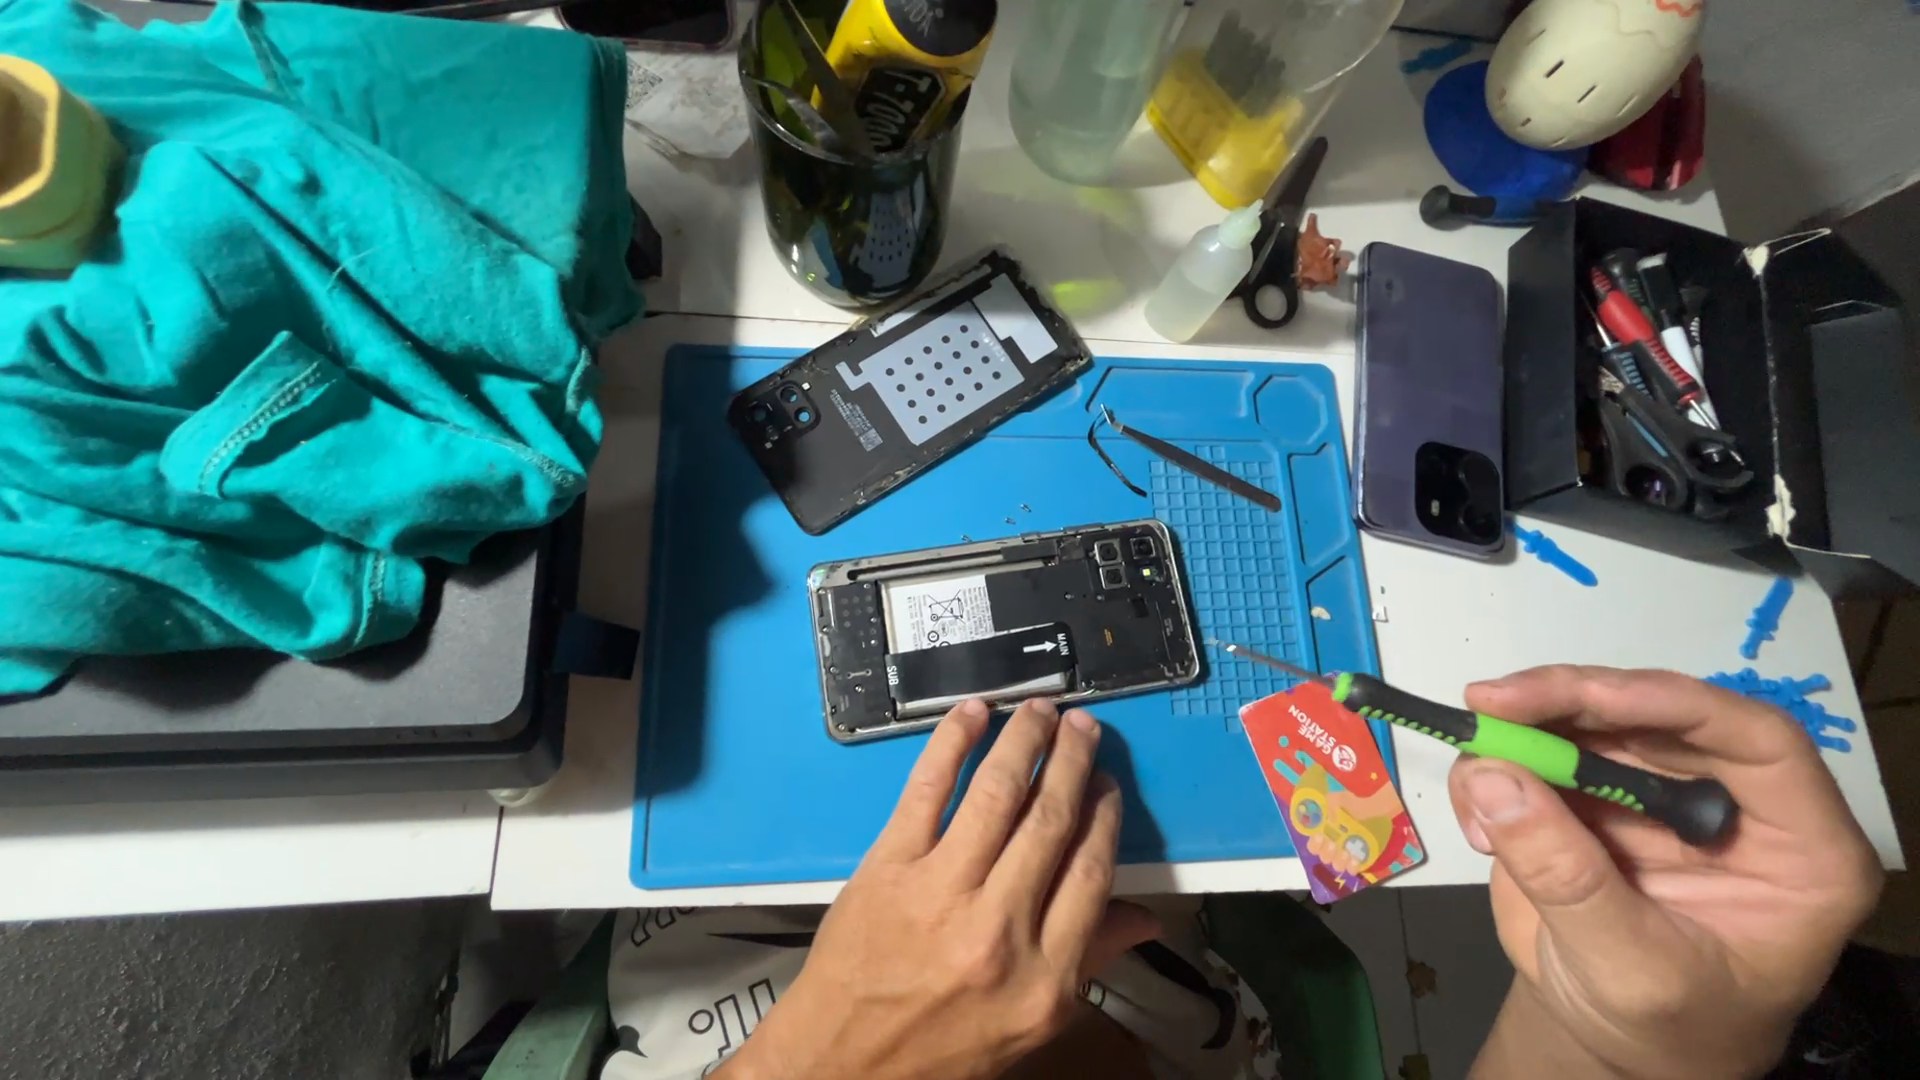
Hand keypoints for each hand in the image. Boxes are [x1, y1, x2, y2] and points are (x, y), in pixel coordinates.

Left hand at [722, 698, 1159, 1079]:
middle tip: (1084, 726)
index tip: (1108, 782)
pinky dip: (953, 742)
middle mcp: (999, 926)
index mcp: (1045, 974)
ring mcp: (941, 889)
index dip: (1105, 815)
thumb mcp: (1029, 1025)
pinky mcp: (890, 863)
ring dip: (1025, 740)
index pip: (1091, 871)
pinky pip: (928, 789)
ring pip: (997, 794)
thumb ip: (1089, 960)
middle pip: (1050, 821)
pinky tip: (974, 712)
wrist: (842, 1064)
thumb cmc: (943, 1046)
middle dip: (1074, 762)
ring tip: (1041, 710)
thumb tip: (1147, 914)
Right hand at [1305, 783, 1401, 875]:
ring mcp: (1345, 853)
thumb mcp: (1340, 797)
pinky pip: (1351, 869)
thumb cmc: (1353, 804)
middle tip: (1333, 845)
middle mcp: (1332, 844)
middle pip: (1322, 856)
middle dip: (1325, 852)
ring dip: (1337, 860)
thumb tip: (1330, 818)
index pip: (1312, 843)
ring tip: (1345, 853)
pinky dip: (1351, 866)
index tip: (1320, 836)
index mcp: (1323, 831)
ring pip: (1335, 865)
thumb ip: (1332, 802)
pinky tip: (1355, 858)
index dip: (1313, 843)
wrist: (1374, 811)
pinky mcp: (1358, 859)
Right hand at [1454, 667, 1882, 1079]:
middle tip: (1485, 704)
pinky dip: (1480, 775)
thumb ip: (1566, 876)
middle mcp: (1713, 798)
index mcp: (1787, 843)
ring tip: (1473, 809)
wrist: (1612, 1036)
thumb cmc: (1664, 1022)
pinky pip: (1518, 752)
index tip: (1578, 696)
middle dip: (1561, 701)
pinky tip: (1474, 830)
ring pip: (1571, 722)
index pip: (1750, 740)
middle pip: (1644, 712)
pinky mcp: (1570, 793)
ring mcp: (1636, 791)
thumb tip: (1490, 776)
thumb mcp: (1629, 966)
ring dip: (1508, 743)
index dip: (1666, 701)